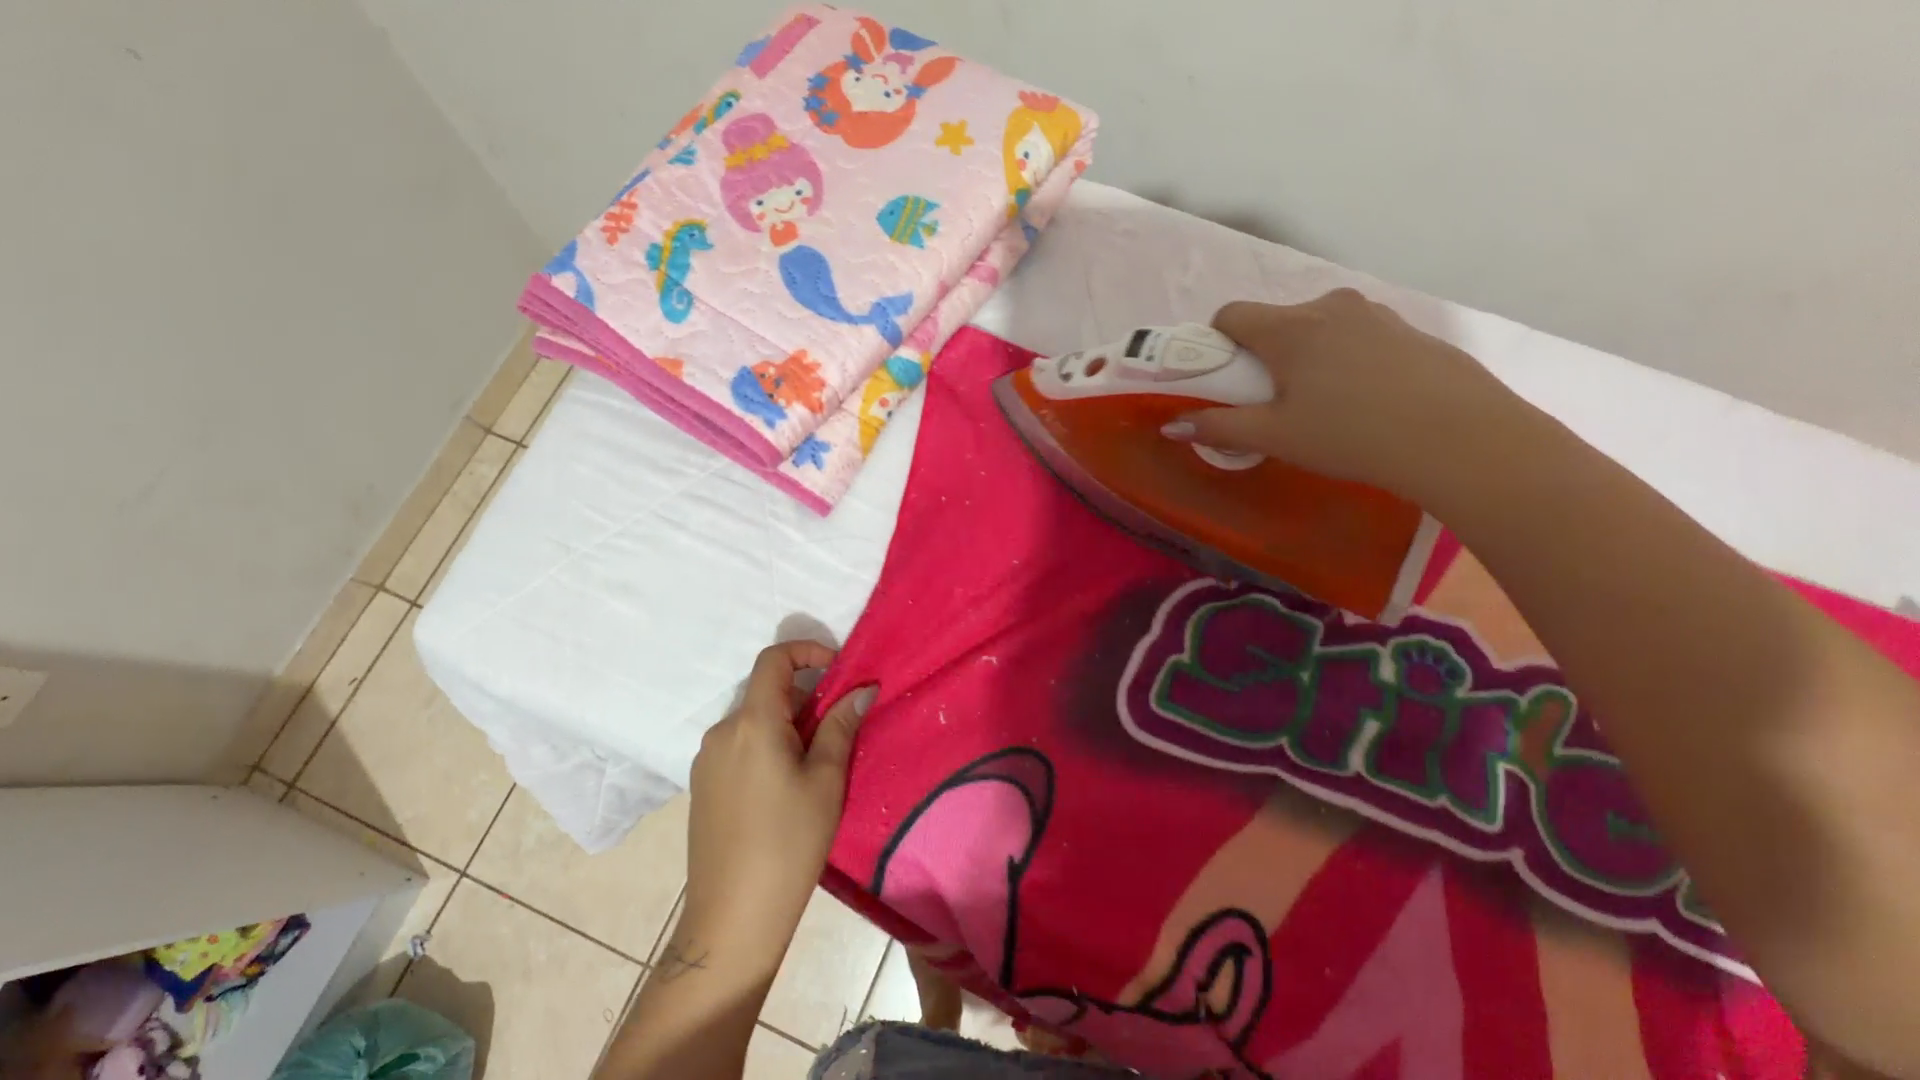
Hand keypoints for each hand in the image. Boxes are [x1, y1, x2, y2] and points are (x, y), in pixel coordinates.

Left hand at [683, 642, 874, 949]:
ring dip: (788, 726)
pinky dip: (768, 748)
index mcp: (751, 722)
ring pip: (753, 723)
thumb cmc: (790, 842)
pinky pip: (740, 749)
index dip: (808, 652)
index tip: (840, 671)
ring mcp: (706, 760)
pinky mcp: (702, 787)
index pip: (774, 660)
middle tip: (840, 730)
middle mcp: (721, 731)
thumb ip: (840, 726)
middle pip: (765, 693)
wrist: (733, 914)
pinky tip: (787, 790)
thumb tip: (861, 689)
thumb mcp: (826, 781)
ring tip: (818, 767)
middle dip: (806, 699)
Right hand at [1161, 290, 1529, 499]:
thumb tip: (1170, 425)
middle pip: (1277, 321)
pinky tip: (1369, 402)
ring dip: (1310, 355)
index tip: (1228, 381)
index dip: (1218, 344)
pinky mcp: (1410, 331)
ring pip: (1322, 328)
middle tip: (1276, 403)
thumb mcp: (1276, 437)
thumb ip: (1219, 426)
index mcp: (1289, 327)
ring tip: (1327, 405)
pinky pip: (1361, 338)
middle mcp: (1329, 307)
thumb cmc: (1351, 435)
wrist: (1457, 437)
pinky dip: (1349, 360)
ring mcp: (1376, 315)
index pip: (1232, 314)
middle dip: (1266, 354)